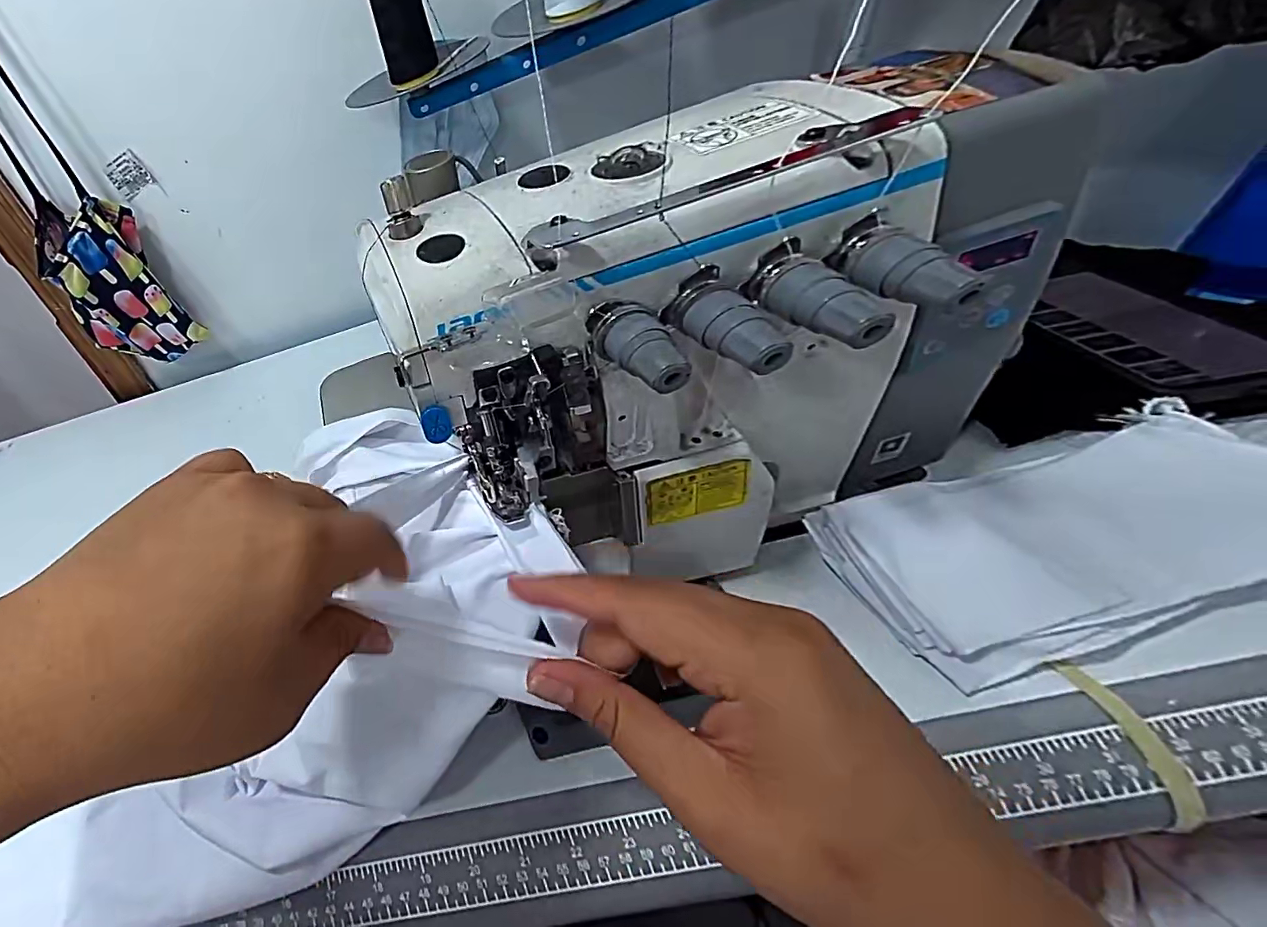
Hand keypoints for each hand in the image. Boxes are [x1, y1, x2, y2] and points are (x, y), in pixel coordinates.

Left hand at [0, 450, 404, 804]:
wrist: (53, 678)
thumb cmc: (177, 703)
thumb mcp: (277, 695)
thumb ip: (333, 645)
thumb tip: (366, 625)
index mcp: (305, 545)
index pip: (372, 536)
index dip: (388, 562)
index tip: (385, 587)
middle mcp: (265, 498)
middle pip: (326, 510)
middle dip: (337, 550)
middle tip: (318, 600)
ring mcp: (210, 486)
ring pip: (278, 493)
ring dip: (290, 527)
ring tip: (262, 575)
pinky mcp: (166, 487)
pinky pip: (229, 479)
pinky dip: (243, 503)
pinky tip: (219, 542)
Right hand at [510, 575, 1100, 926]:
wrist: (962, 905)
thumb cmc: (841, 860)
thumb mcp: (707, 795)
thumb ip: (618, 720)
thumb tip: (552, 674)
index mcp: (759, 653)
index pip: (637, 602)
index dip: (569, 593)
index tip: (521, 588)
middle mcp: (778, 627)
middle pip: (657, 604)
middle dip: (606, 636)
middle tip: (581, 687)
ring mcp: (796, 638)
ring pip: (682, 617)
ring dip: (639, 648)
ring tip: (625, 701)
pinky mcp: (802, 656)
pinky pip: (712, 633)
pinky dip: (672, 655)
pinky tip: (665, 693)